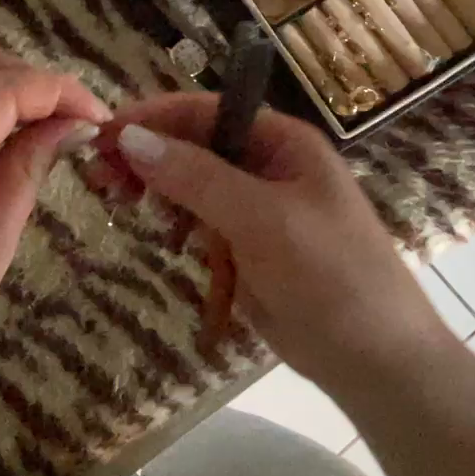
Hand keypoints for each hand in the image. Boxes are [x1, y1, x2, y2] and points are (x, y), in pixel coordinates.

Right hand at [105, 93, 455, 393]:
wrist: (377, 364)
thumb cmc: (330, 276)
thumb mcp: (262, 219)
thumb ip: (195, 177)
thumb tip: (129, 138)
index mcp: (281, 142)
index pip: (205, 111)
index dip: (152, 118)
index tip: (103, 135)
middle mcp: (266, 164)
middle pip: (192, 143)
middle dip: (146, 154)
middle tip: (98, 175)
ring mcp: (255, 206)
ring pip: (190, 181)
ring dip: (154, 186)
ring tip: (115, 200)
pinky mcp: (245, 244)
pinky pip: (198, 219)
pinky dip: (173, 220)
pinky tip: (156, 233)